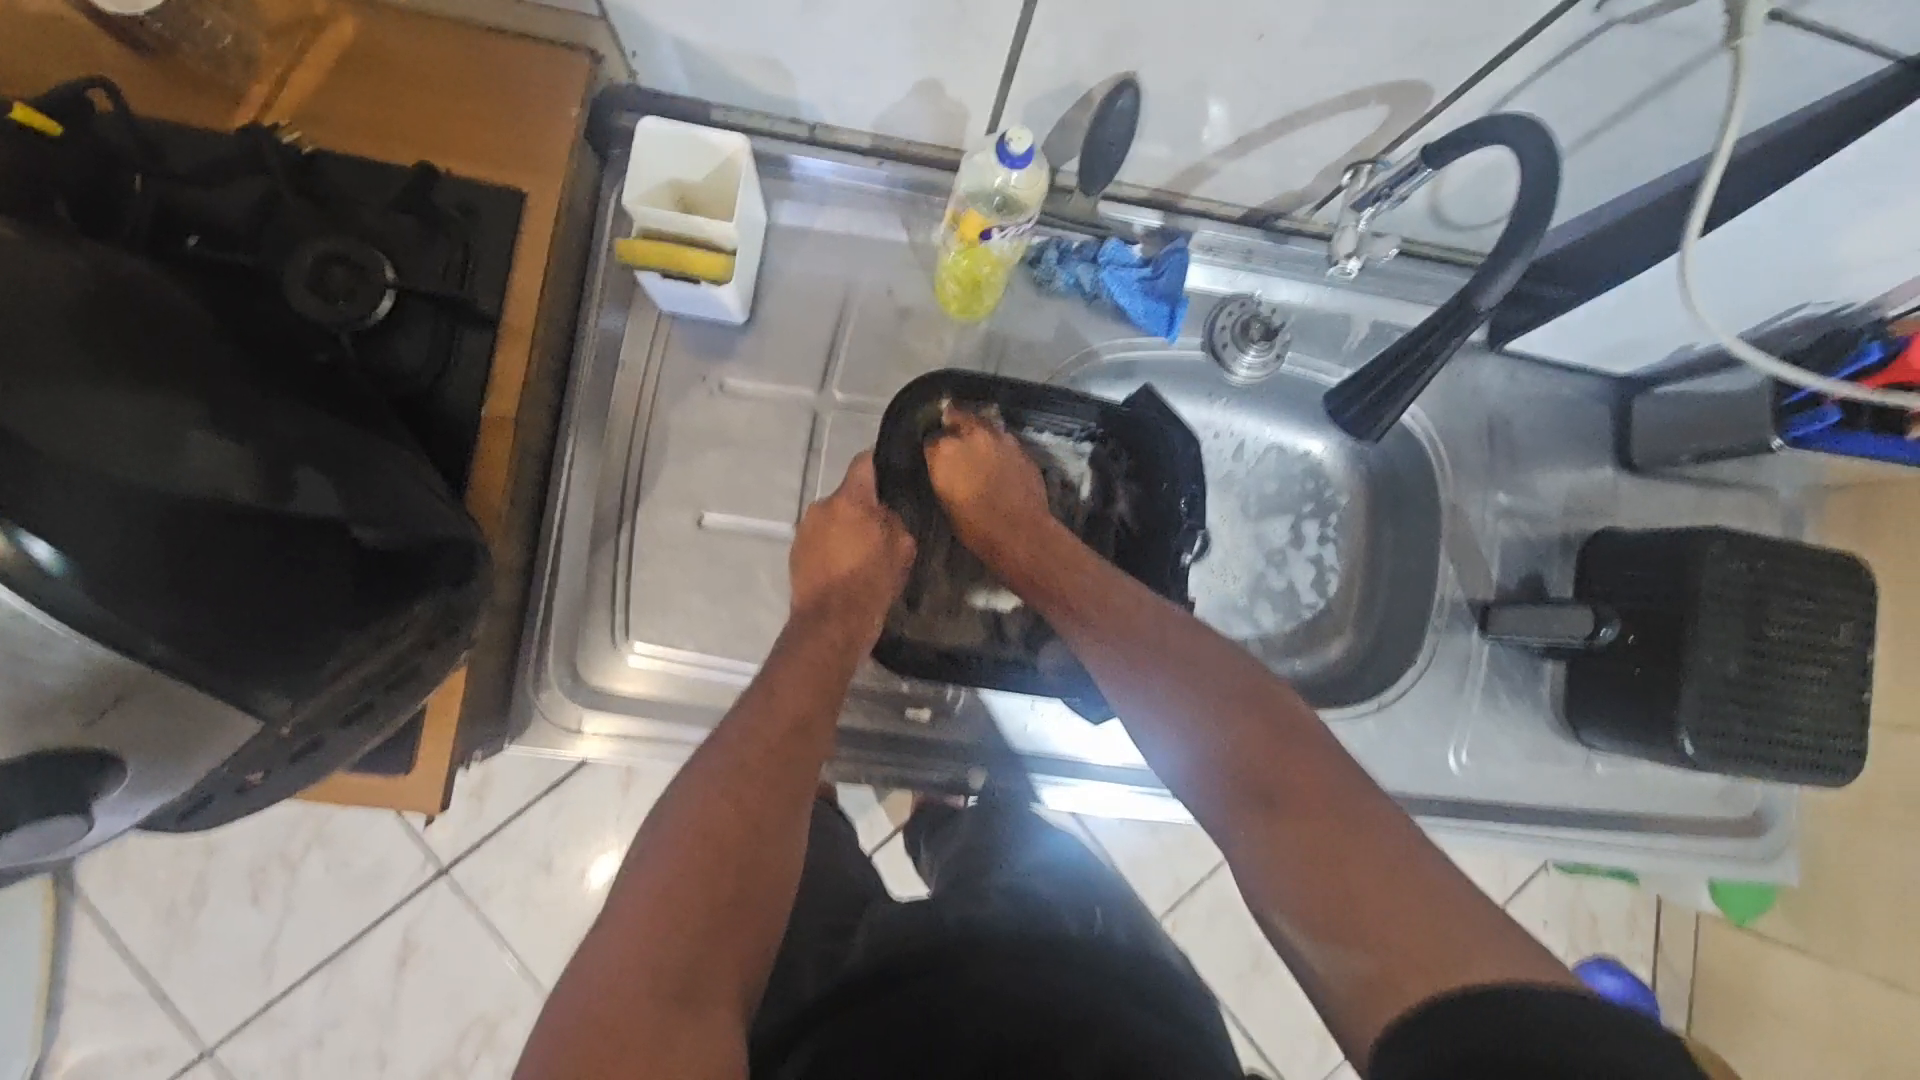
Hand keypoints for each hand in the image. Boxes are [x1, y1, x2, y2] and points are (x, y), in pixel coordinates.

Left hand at [789, 453, 915, 642]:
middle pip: (848, 496)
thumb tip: (882, 512)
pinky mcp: (795, 551)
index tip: (890, 472)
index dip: (878, 463)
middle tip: (880, 529)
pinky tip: (844, 568)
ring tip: (861, 555)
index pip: (863, 462)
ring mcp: (804, 529)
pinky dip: (832, 546)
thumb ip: (893, 520)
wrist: (831, 623)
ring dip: (846, 529)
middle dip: (864, 508)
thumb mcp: (902, 549)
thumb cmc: (871, 582)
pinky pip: (820, 538)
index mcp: (850, 499)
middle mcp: (822, 506)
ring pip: (833, 518)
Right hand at [922, 405, 1058, 570]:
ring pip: (985, 425)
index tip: (937, 457)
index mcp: (944, 450)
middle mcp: (971, 435)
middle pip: (958, 417)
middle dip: (955, 426)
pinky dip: (999, 447)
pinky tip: (1000, 462)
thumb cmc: (975, 527)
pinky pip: (1005, 441)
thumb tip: (944, 466)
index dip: (934, 448)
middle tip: (956, 440)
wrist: (1020, 532)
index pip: (931, 438)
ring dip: (980, 434)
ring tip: (980, 450)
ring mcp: (1000, 438)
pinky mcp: (1022, 447)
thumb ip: (943, 474)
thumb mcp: (945, 501)